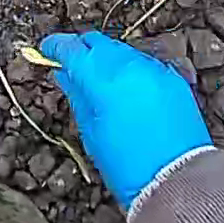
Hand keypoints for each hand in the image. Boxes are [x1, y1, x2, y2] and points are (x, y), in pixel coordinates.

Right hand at [42, 30, 210, 207]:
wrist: (176, 180)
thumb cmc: (128, 165)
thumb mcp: (91, 133)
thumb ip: (77, 96)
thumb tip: (63, 74)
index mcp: (105, 80)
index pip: (74, 50)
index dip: (57, 46)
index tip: (46, 48)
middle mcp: (131, 66)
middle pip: (99, 43)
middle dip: (82, 48)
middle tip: (69, 61)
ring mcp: (154, 69)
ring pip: (122, 50)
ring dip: (106, 58)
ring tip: (96, 77)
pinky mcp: (172, 77)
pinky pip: (143, 63)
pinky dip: (129, 68)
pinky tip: (123, 86)